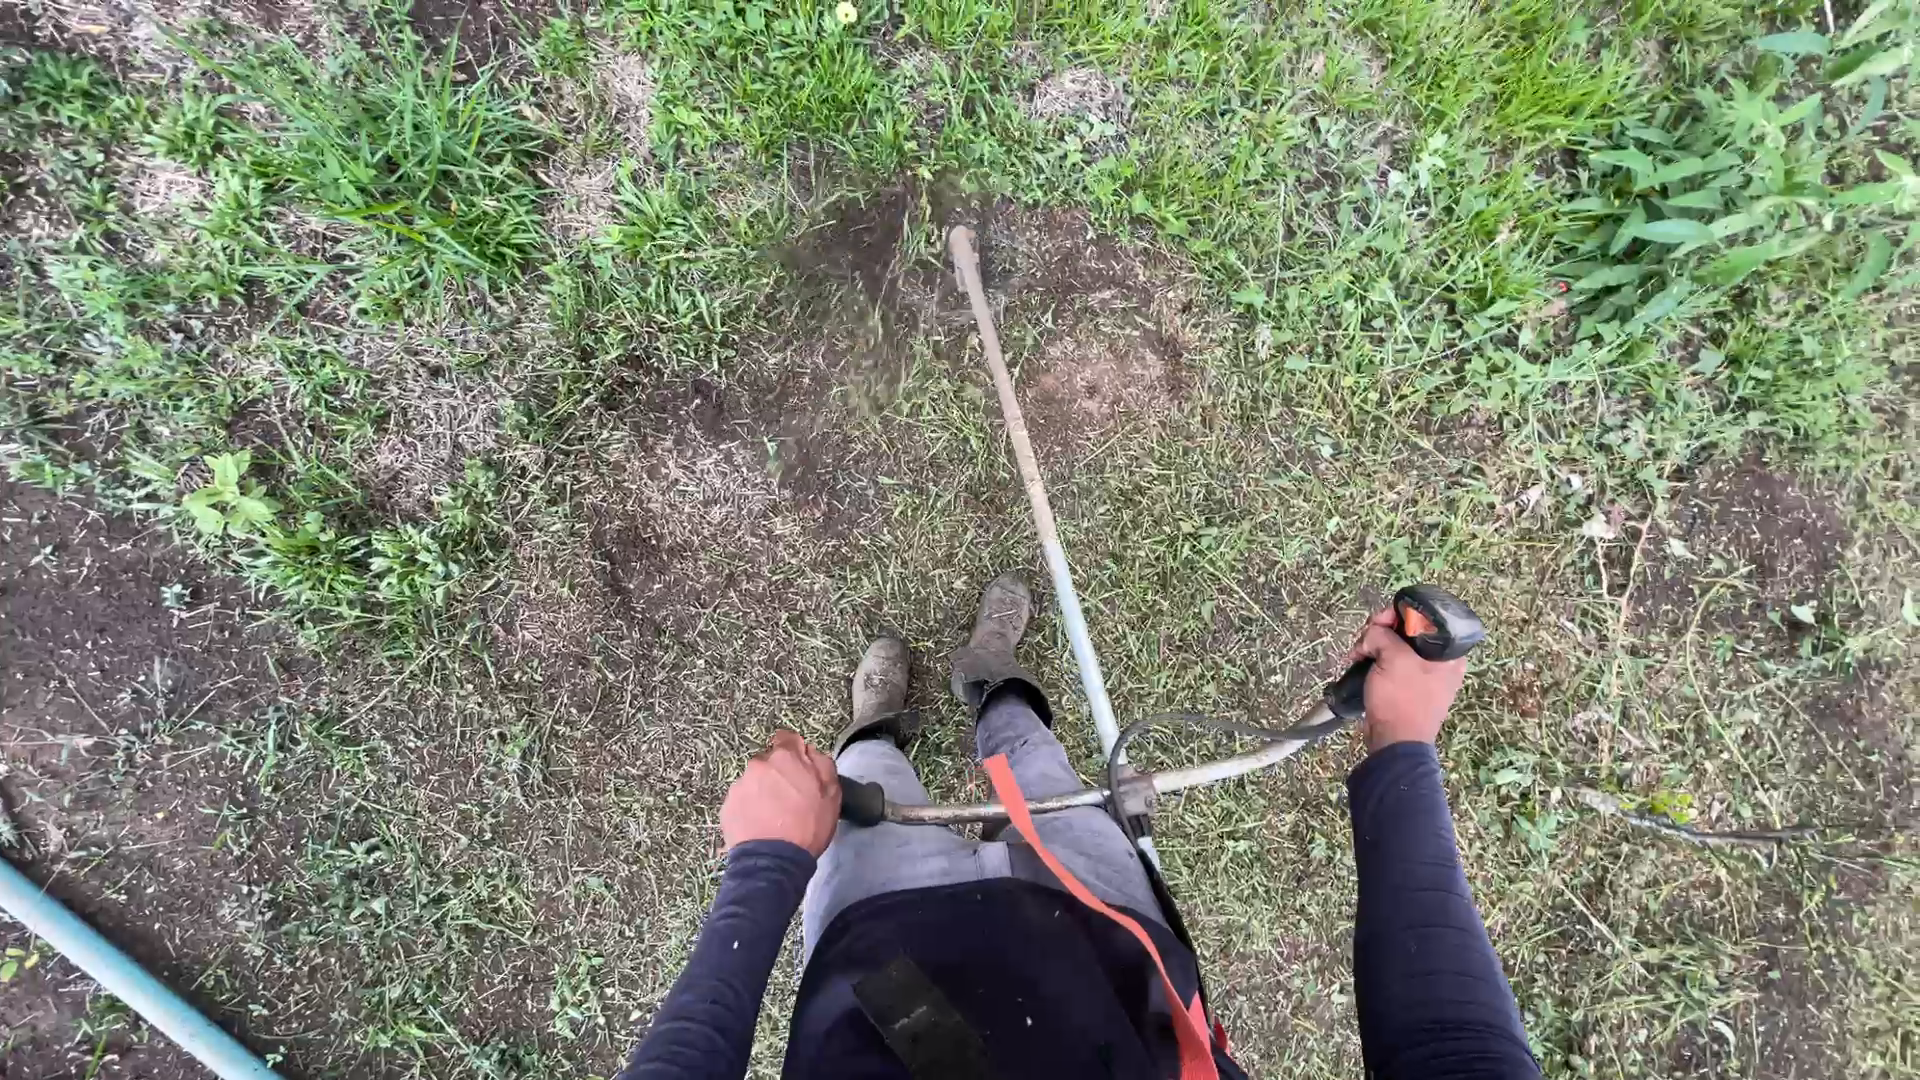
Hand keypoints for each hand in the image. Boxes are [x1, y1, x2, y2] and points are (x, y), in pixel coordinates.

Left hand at [720, 730, 839, 855]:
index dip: (794, 752)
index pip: (787, 738)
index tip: (798, 768)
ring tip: (772, 817)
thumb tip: (810, 752)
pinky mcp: (727, 806)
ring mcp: (739, 785)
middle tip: (788, 799)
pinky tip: (760, 825)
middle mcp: (758, 765)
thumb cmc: (807, 826)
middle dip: (778, 774)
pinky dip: (749, 808)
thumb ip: (822, 764)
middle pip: (770, 762)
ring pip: (754, 781)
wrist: (773, 862)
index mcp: (785, 757)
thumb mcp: (832, 794)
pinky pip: (742, 800)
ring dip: (762, 791)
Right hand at [1345, 607, 1466, 752]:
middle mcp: (1440, 659)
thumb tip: (1373, 633)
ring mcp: (1422, 672)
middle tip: (1364, 642)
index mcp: (1449, 652)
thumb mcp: (1393, 658)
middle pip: (1405, 629)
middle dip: (1380, 631)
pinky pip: (1389, 659)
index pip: (1423, 617)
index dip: (1397, 614)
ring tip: (1358, 655)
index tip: (1377, 622)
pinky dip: (1373, 657)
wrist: (1395, 739)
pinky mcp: (1406, 682)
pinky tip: (1359, 661)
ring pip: (1393, 643)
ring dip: (1372, 644)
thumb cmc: (1402, 698)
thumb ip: (1383, 634)